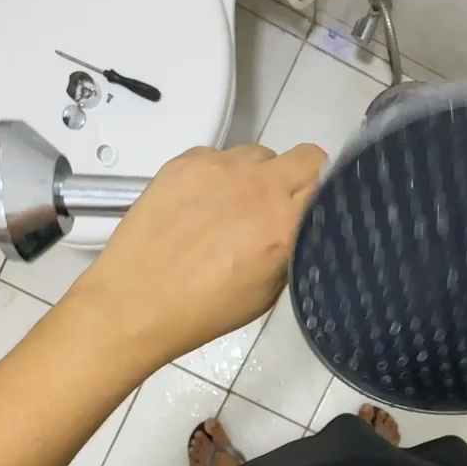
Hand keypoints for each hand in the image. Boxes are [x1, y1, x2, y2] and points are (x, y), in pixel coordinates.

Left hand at [67, 142, 325, 364]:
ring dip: (258, 176)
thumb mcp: (268, 292)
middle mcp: (257, 186)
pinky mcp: (185, 161)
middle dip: (301, 178)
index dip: (328, 196)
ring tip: (234, 209)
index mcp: (284, 224)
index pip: (330, 182)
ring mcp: (219, 168)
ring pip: (260, 154)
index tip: (319, 209)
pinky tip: (201, 207)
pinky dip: (220, 176)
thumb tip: (300, 229)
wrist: (136, 302)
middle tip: (282, 206)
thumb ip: (293, 250)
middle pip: (305, 156)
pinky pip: (219, 156)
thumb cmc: (204, 311)